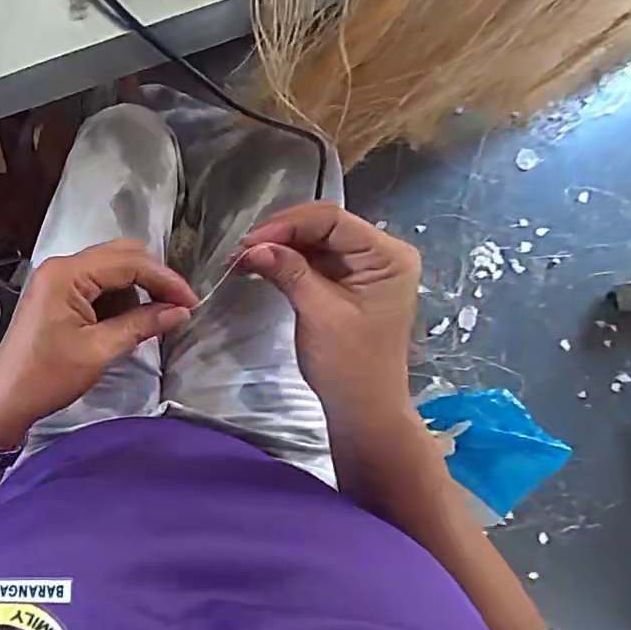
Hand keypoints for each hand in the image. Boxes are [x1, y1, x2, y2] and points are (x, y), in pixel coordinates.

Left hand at [0, 239, 197, 448]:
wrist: (5, 400)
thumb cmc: (48, 376)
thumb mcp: (99, 351)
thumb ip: (141, 325)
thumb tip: (180, 311)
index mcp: (67, 273)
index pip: (129, 262)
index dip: (165, 279)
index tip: (191, 302)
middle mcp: (62, 267)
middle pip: (121, 257)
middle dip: (153, 280)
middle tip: (178, 307)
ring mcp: (57, 280)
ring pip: (111, 271)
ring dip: (136, 291)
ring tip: (154, 321)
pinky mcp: (58, 296)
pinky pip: (97, 287)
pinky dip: (119, 301)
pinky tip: (129, 324)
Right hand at [240, 203, 420, 425]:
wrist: (363, 408)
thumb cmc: (350, 364)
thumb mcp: (319, 313)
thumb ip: (289, 272)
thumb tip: (253, 247)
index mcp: (388, 256)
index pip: (333, 221)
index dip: (288, 225)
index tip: (251, 241)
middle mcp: (380, 254)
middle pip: (324, 227)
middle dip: (281, 234)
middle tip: (242, 249)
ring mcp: (363, 269)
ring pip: (315, 242)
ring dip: (279, 247)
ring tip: (244, 258)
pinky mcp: (346, 283)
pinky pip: (313, 261)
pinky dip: (286, 262)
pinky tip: (260, 265)